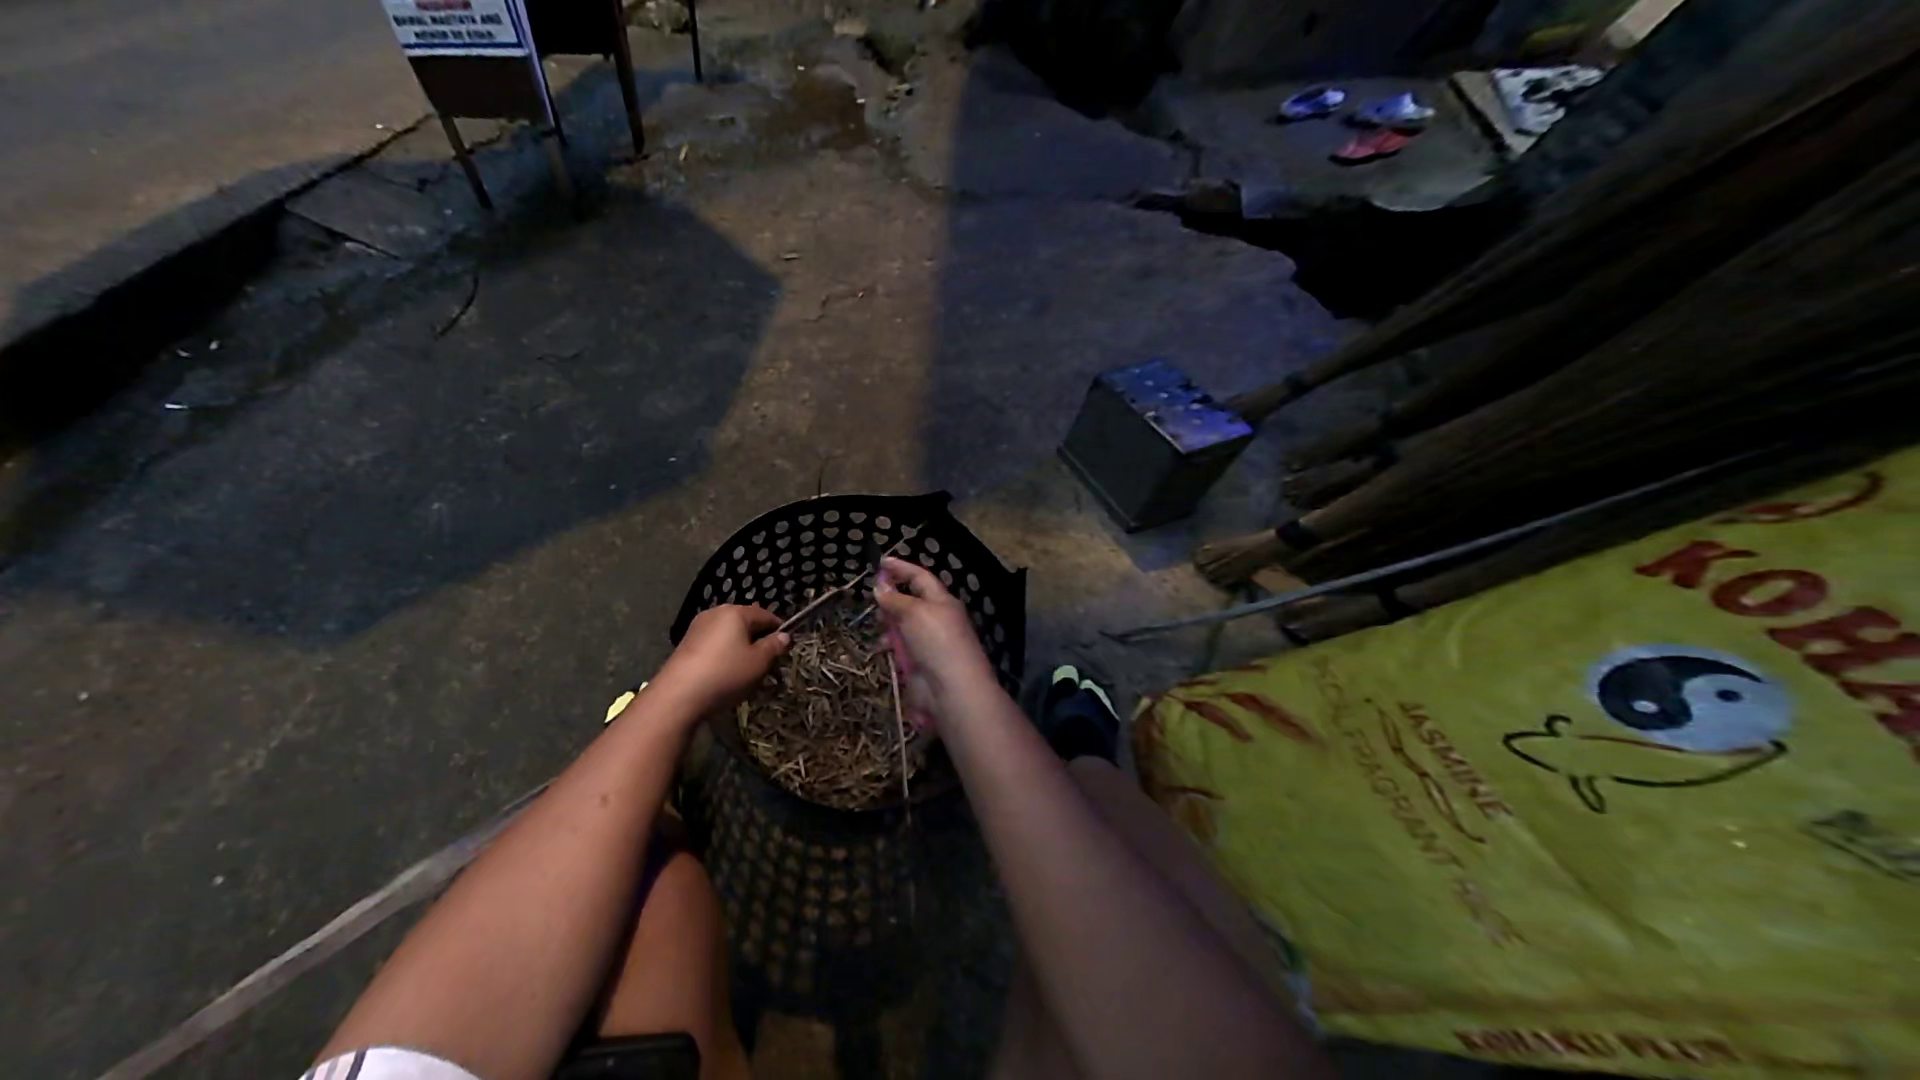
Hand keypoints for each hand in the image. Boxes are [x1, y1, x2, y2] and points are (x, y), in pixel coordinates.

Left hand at [651, 605, 790, 717]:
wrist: (677, 696)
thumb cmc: (725, 674)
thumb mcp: (759, 662)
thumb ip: (774, 646)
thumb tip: (784, 636)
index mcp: (735, 612)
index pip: (765, 615)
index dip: (779, 630)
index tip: (787, 647)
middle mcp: (715, 613)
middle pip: (746, 623)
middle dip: (759, 640)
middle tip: (769, 662)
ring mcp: (698, 628)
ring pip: (729, 635)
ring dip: (742, 649)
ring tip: (748, 672)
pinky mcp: (686, 645)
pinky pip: (715, 645)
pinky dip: (725, 655)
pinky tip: (727, 674)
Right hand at [874, 556, 995, 729]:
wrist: (952, 689)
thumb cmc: (936, 642)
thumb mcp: (914, 612)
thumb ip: (895, 599)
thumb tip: (880, 586)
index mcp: (941, 600)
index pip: (920, 577)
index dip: (901, 568)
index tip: (880, 562)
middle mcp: (936, 618)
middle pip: (910, 601)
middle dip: (891, 599)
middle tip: (873, 599)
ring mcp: (928, 642)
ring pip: (902, 625)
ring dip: (888, 625)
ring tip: (877, 626)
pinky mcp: (919, 662)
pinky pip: (900, 648)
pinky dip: (889, 646)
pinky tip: (881, 649)